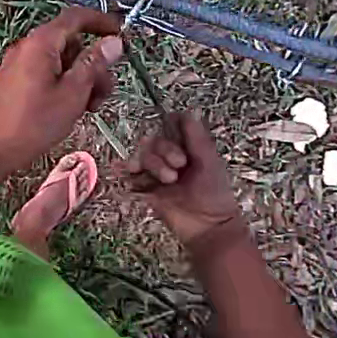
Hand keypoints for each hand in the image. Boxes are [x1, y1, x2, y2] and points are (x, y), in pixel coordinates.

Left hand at [0, 7, 121, 174]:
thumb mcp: (72, 93)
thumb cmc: (34, 123)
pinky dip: (64, 86)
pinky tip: (70, 110)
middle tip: (104, 92)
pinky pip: (47, 74)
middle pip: (71, 44)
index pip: (76, 17)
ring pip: (61, 62)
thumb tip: (113, 42)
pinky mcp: (15, 82)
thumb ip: (94, 64)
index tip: (122, 35)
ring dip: (81, 79)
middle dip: (93, 64)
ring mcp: (19, 65)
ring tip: (88, 108)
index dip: (102, 22)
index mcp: (40, 43)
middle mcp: (27, 48)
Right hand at [123, 110, 244, 255]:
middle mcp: (169, 158)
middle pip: (152, 142)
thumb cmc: (214, 194)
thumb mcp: (209, 161)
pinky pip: (130, 177)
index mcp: (186, 148)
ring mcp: (157, 175)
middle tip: (177, 171)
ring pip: (141, 157)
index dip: (169, 133)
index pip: (168, 129)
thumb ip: (197, 137)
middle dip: (162, 153)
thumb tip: (190, 109)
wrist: (207, 228)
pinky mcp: (146, 191)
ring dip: (150, 165)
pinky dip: (125, 173)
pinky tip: (122, 172)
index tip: (180, 146)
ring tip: (166, 181)